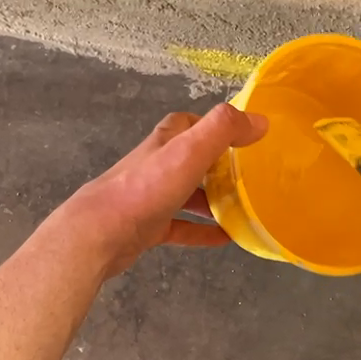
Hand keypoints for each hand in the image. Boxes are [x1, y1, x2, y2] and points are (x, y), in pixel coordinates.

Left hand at [46, 103, 267, 276]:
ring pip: (185, 195)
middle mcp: (155, 167)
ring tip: (241, 208)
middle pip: (188, 160)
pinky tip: (225, 239)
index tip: (238, 136)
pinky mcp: (148, 229)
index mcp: (164, 144)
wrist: (100, 233)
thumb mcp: (189, 152)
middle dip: (215, 165)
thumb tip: (260, 120)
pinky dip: (202, 231)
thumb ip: (222, 131)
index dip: (210, 125)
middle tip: (245, 176)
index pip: (185, 124)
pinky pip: (181, 227)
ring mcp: (150, 200)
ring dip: (210, 200)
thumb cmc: (145, 189)